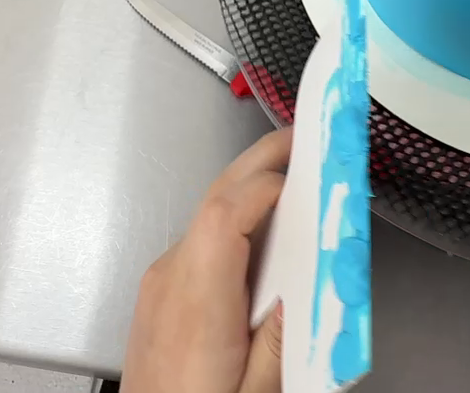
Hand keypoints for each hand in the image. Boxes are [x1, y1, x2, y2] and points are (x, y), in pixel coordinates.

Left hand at [122, 128, 291, 392]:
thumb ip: (284, 333)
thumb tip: (309, 278)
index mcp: (197, 303)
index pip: (227, 213)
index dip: (267, 183)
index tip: (305, 175)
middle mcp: (171, 279)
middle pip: (215, 196)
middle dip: (261, 159)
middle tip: (302, 137)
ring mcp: (161, 280)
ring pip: (208, 210)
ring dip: (250, 183)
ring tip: (292, 170)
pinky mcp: (160, 287)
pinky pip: (201, 234)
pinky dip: (236, 214)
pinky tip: (263, 222)